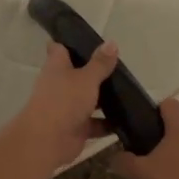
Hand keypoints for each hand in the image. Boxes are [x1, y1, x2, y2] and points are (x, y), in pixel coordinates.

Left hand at [2, 41, 119, 174]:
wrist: (48, 140)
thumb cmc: (64, 101)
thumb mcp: (86, 78)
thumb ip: (100, 63)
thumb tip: (111, 42)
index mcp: (57, 67)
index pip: (60, 49)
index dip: (71, 43)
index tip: (88, 38)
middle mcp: (60, 85)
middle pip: (78, 74)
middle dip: (96, 72)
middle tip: (122, 67)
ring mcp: (67, 107)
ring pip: (88, 99)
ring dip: (105, 98)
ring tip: (130, 92)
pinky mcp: (76, 127)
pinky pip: (95, 123)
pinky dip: (108, 123)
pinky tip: (127, 119)